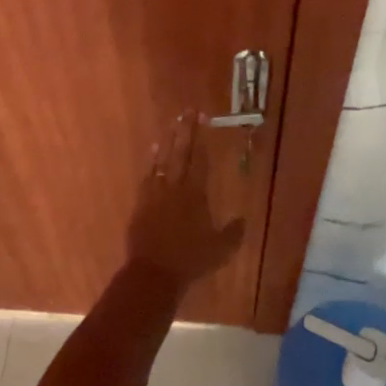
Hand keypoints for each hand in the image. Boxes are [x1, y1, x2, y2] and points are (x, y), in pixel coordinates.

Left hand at [127, 110, 245, 285]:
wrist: (153, 274)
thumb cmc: (190, 261)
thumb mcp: (220, 251)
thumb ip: (233, 233)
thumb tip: (243, 219)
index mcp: (195, 193)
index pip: (199, 158)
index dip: (201, 137)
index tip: (203, 118)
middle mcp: (175, 186)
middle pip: (180, 152)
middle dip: (185, 130)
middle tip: (187, 111)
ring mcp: (156, 192)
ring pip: (163, 159)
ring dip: (168, 140)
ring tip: (172, 123)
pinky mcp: (142, 202)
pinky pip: (148, 174)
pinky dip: (152, 160)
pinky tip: (154, 151)